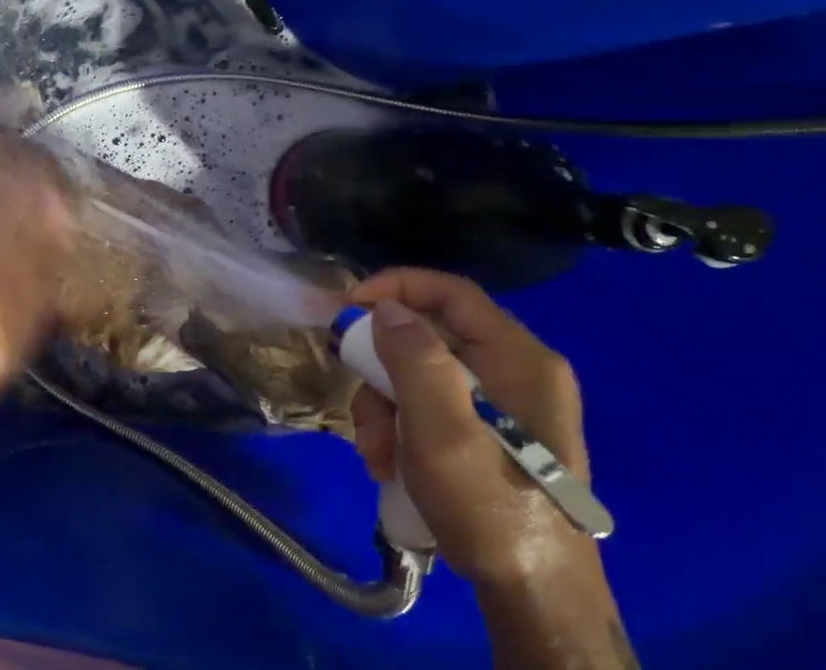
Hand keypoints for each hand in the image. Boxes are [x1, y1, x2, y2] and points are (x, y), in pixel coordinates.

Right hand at [347, 268, 600, 587]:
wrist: (534, 591)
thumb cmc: (489, 506)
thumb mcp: (442, 433)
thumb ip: (415, 362)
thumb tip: (385, 309)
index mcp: (520, 360)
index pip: (451, 293)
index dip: (394, 288)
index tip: (344, 309)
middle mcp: (516, 371)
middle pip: (426, 337)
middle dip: (379, 370)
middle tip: (358, 405)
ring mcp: (503, 404)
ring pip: (417, 375)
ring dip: (382, 408)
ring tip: (375, 454)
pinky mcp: (488, 432)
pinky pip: (427, 406)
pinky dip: (399, 429)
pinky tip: (389, 464)